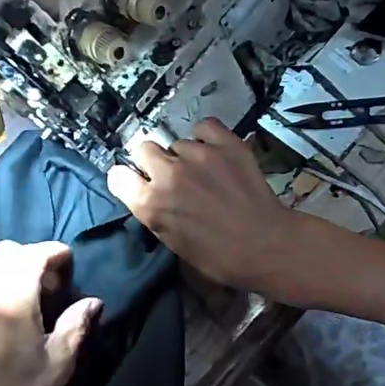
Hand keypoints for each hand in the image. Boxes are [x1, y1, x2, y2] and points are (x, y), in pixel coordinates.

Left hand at [0, 241, 99, 385]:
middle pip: (4, 253)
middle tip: (47, 283)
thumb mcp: (59, 363)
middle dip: (29, 258)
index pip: (33, 255)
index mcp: (11, 299)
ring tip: (15, 292)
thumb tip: (93, 302)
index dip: (55, 253)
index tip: (68, 263)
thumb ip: (76, 324)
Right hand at [106, 118, 325, 296]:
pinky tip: (215, 150)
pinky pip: (205, 127)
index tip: (137, 183)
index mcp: (150, 205)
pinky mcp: (225, 143)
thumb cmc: (219, 258)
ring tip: (205, 170)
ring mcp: (197, 155)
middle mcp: (167, 174)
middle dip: (153, 161)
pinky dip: (207, 137)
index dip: (127, 180)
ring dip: (185, 155)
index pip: (118, 177)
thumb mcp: (174, 243)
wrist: (266, 246)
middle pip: (144, 149)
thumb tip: (153, 197)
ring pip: (178, 143)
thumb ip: (156, 214)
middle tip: (171, 175)